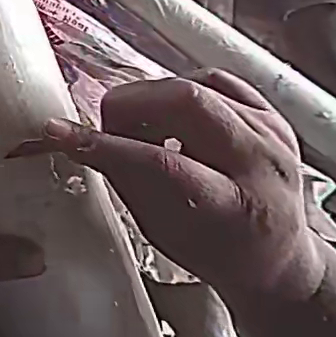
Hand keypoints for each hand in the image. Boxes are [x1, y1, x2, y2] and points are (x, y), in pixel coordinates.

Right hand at [12, 69, 325, 306]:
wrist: (278, 256)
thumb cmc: (210, 249)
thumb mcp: (159, 227)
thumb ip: (122, 177)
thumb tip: (74, 140)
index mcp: (234, 207)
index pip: (161, 163)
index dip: (103, 144)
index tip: (57, 132)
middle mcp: (263, 163)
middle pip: (187, 102)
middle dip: (130, 107)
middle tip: (110, 128)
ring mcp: (272, 133)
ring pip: (194, 85)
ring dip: (148, 100)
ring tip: (139, 127)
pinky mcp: (271, 114)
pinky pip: (214, 80)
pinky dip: (176, 89)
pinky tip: (168, 115)